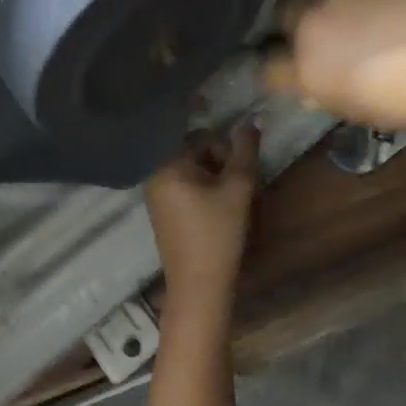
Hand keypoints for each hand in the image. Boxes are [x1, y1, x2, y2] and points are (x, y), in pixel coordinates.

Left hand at [145, 122, 260, 299]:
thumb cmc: (219, 232)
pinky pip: (182, 185)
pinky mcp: (160, 210)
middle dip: (218, 161)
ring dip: (212, 175)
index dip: (225, 148)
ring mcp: (154, 194)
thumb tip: (251, 120)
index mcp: (167, 164)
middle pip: (192, 150)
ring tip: (227, 199)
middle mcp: (154, 174)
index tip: (238, 171)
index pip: (201, 136)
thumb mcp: (238, 187)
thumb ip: (246, 150)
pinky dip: (200, 189)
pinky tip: (214, 210)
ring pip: (189, 168)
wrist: (199, 284)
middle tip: (235, 185)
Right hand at [261, 0, 405, 126]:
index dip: (277, 71)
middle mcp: (317, 23)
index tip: (291, 75)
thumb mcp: (373, 111)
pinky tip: (402, 15)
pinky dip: (370, 0)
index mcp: (311, 68)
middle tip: (329, 44)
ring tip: (376, 30)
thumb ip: (335, 94)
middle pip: (286, 15)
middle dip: (297, 26)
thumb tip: (319, 86)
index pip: (268, 67)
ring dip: (340, 12)